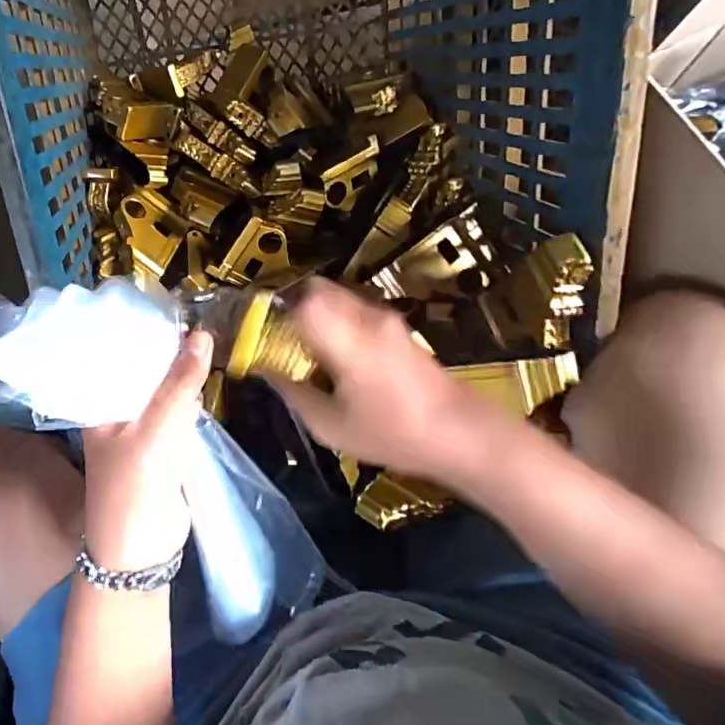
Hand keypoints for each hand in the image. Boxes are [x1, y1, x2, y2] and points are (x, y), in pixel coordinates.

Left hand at [80, 331, 210, 571]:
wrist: (141, 550)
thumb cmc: (136, 484)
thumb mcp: (158, 428)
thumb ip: (180, 382)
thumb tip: (201, 334)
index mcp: (98, 401)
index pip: (111, 353)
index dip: (135, 328)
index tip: (161, 303)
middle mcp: (114, 408)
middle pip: (139, 368)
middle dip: (163, 346)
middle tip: (190, 313)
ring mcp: (138, 426)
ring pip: (159, 387)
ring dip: (177, 369)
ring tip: (200, 334)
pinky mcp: (161, 443)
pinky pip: (174, 409)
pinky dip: (187, 395)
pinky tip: (200, 374)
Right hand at [265, 280, 522, 491]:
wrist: (466, 435)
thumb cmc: (395, 434)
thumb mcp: (331, 426)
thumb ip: (293, 394)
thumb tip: (265, 371)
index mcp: (347, 338)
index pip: (300, 300)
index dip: (274, 309)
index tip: (259, 328)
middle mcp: (366, 317)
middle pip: (317, 288)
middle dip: (290, 304)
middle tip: (276, 334)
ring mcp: (385, 318)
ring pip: (336, 294)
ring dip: (314, 309)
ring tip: (303, 344)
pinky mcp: (397, 326)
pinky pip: (354, 307)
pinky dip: (334, 317)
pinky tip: (334, 352)